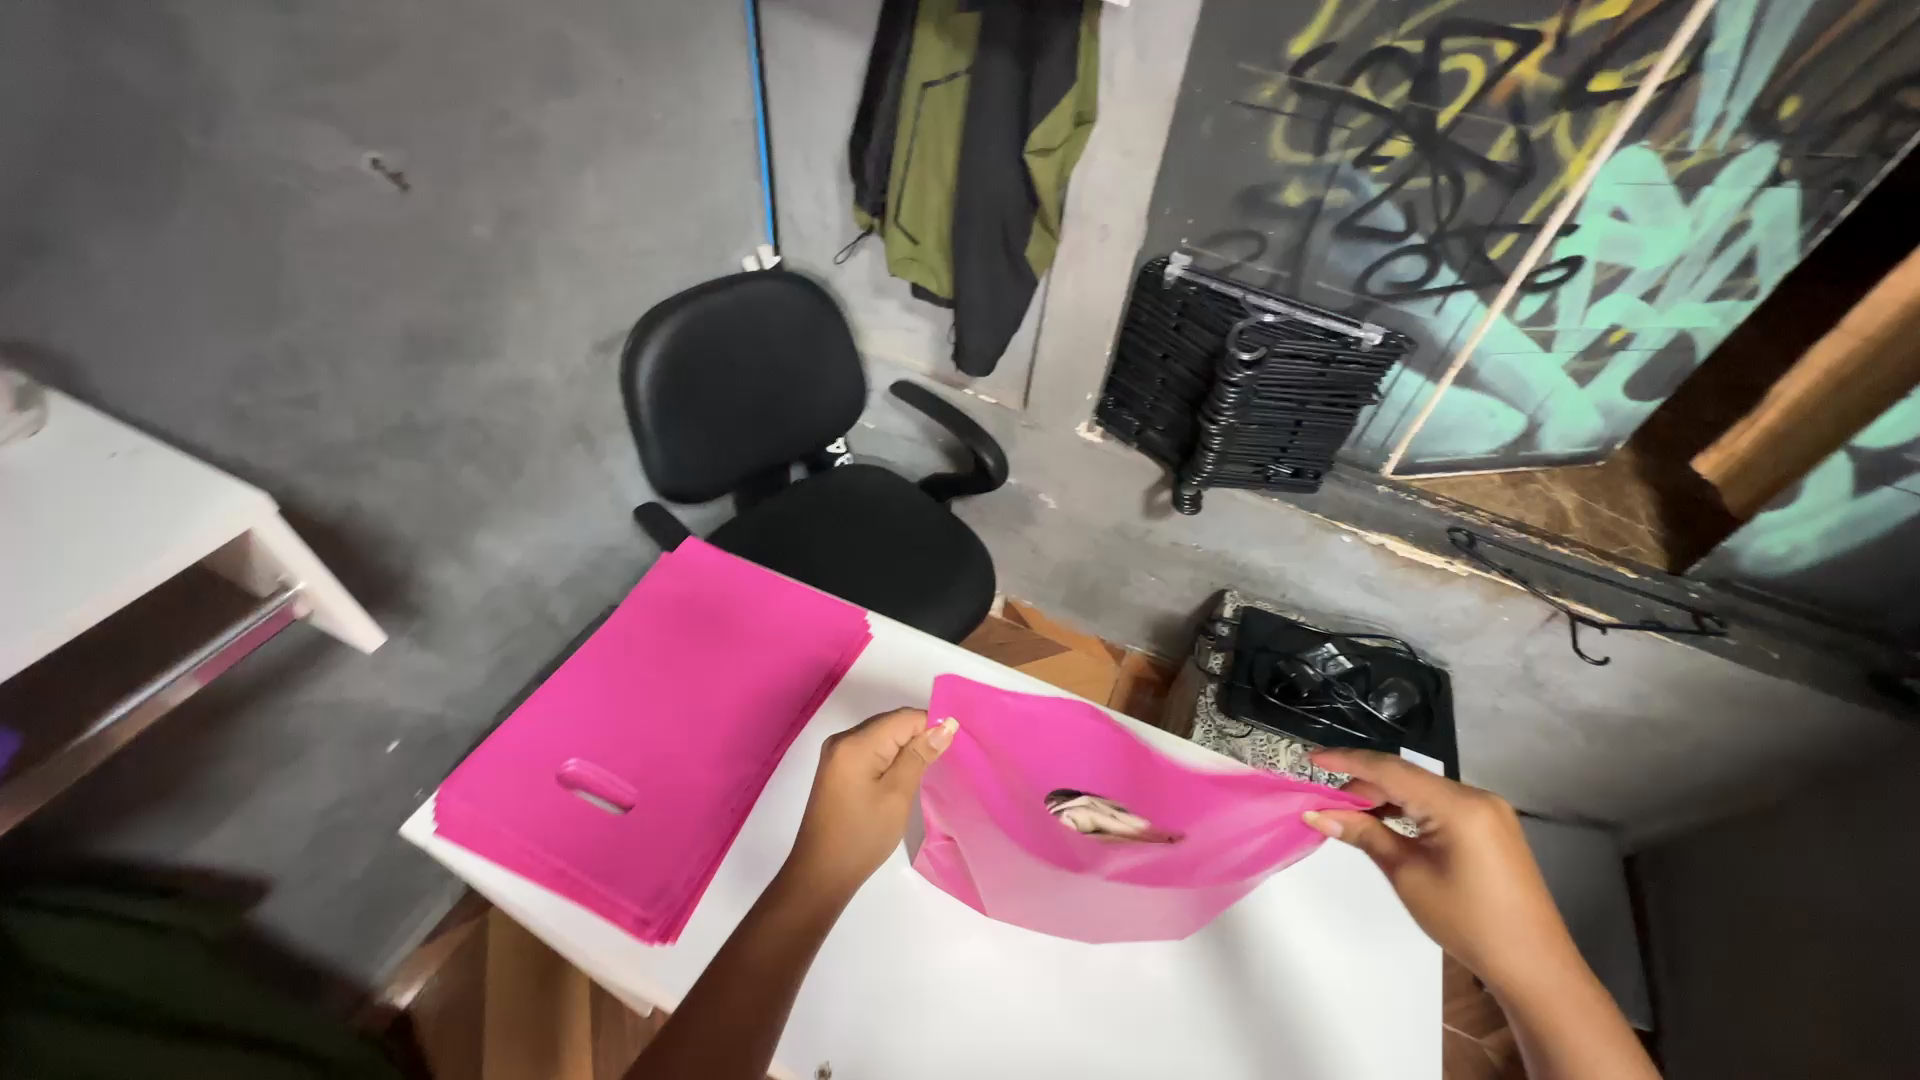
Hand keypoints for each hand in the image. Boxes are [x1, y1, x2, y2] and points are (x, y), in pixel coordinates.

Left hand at [782, 708, 957, 900]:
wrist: (821, 873)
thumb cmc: (862, 837)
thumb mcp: (897, 795)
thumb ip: (920, 755)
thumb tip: (946, 725)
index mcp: (855, 744)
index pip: (903, 718)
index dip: (931, 726)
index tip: (953, 745)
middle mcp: (842, 740)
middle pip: (890, 723)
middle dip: (918, 735)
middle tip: (943, 758)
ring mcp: (836, 754)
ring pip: (881, 735)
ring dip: (904, 746)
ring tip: (926, 768)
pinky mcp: (836, 768)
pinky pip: (869, 748)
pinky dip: (889, 756)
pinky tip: (902, 774)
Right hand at [1303, 748, 1575, 992]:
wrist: (1534, 967)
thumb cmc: (1468, 922)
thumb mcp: (1407, 875)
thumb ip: (1363, 834)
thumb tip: (1316, 813)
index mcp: (1457, 805)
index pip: (1390, 769)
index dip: (1346, 760)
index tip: (1310, 758)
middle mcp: (1475, 796)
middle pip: (1404, 776)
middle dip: (1361, 785)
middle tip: (1323, 803)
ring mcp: (1487, 810)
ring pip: (1419, 789)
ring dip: (1382, 797)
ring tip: (1347, 815)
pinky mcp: (1490, 825)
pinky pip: (1437, 804)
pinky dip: (1406, 808)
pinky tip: (1383, 822)